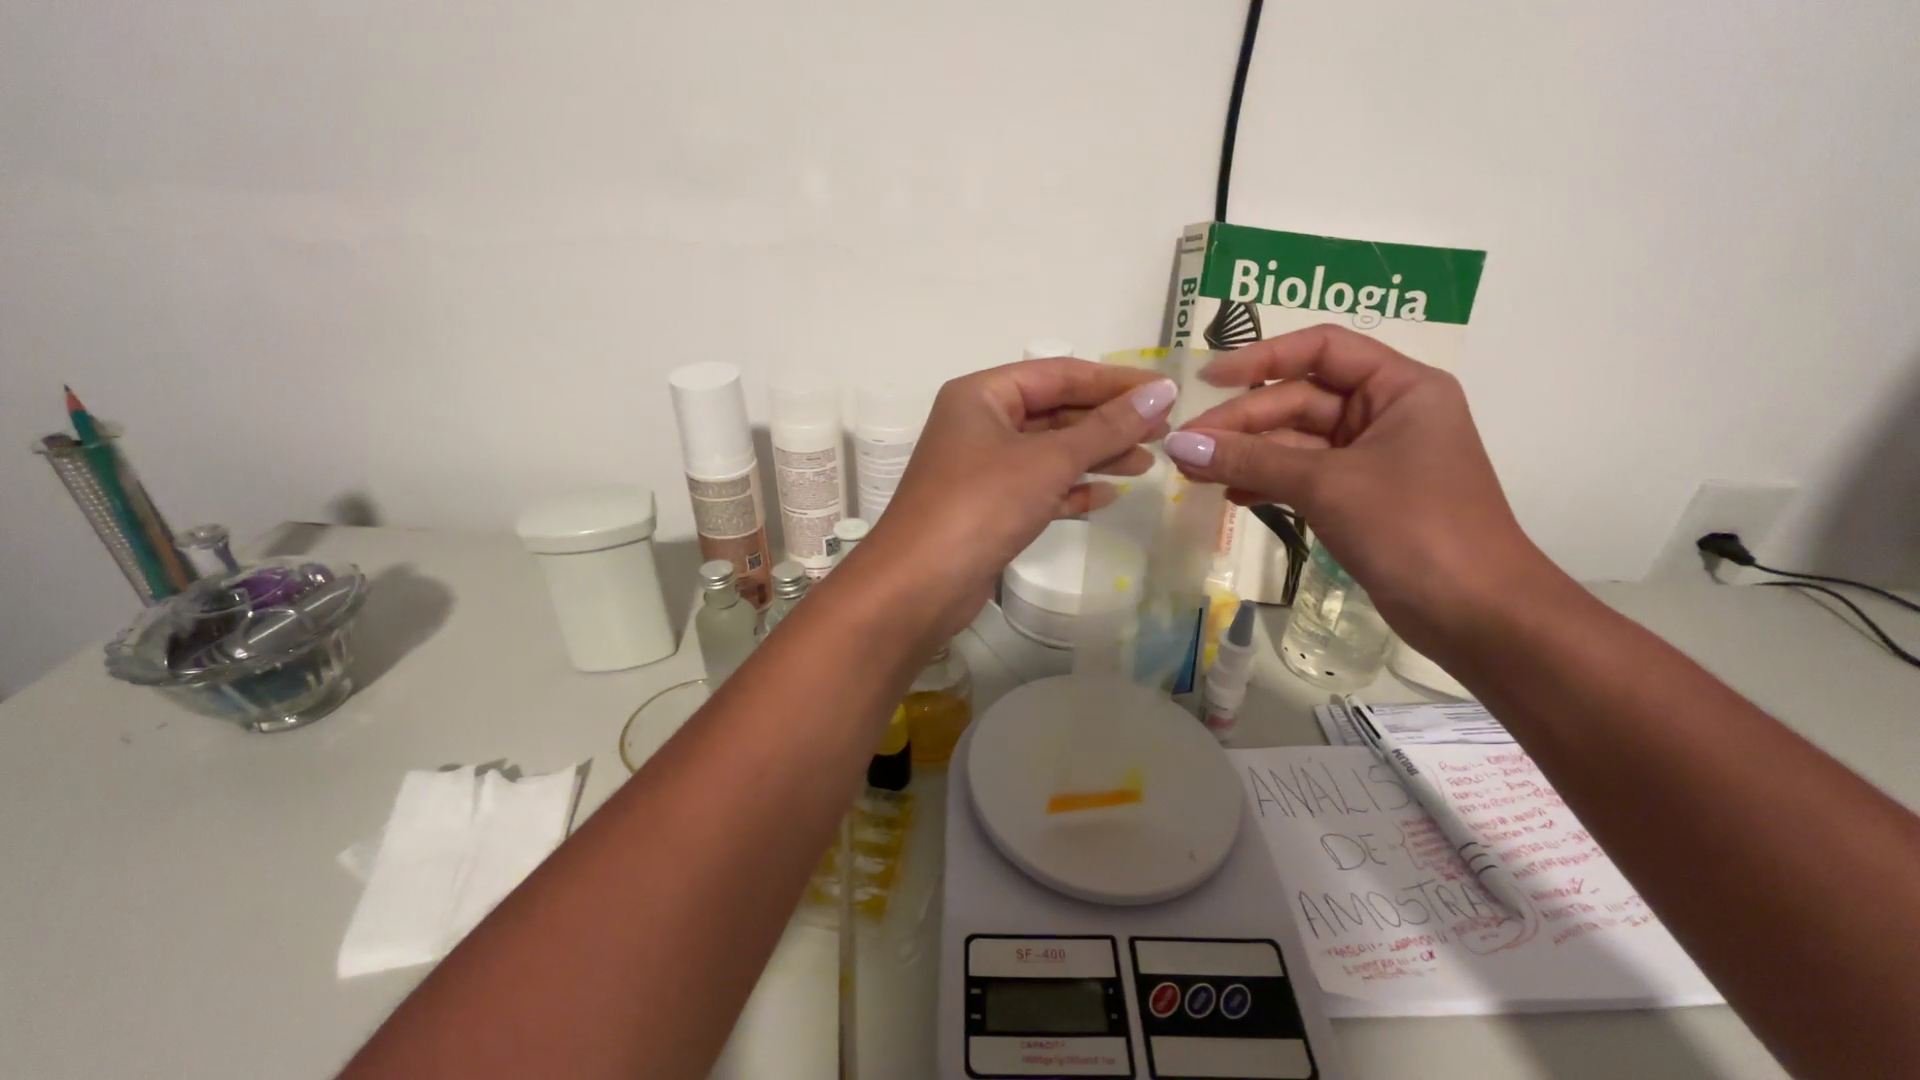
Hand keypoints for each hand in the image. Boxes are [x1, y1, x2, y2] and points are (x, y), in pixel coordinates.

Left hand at [861, 358, 1177, 636]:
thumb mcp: (1048, 461)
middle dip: (1108, 421)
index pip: (1059, 374)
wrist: (918, 587)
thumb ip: (1106, 427)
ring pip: (1049, 452)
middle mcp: (978, 424)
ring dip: (1096, 456)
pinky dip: (1071, 489)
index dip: (1115, 381)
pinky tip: (1107, 496)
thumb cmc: (979, 507)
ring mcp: (980, 469)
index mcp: (982, 395)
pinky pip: (1038, 487)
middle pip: (1055, 411)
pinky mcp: (987, 509)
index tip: (1166, 391)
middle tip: (1164, 432)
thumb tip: (1161, 392)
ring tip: (1146, 464)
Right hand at [1163, 325, 1552, 651]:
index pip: (1322, 349)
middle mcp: (1388, 413)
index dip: (1262, 357)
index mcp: (1401, 388)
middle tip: (1185, 447)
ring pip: (1296, 442)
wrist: (1478, 613)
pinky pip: (1303, 477)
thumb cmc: (1415, 528)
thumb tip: (1178, 445)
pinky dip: (1267, 483)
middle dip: (1242, 422)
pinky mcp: (1361, 499)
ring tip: (1194, 472)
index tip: (1208, 380)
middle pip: (1300, 400)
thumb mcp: (1328, 485)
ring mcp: (1374, 459)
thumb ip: (1250, 461)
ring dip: (1247, 455)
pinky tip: (1231, 495)